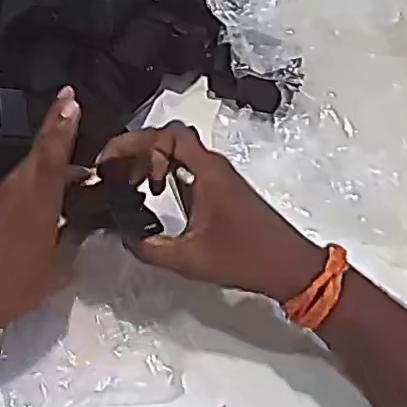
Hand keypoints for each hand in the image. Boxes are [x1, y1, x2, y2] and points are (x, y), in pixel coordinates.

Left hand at [0, 87, 85, 340]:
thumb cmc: (13, 285)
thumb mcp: (59, 264)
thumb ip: (76, 235)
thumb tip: (89, 219)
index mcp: (35, 197)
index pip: (52, 150)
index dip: (62, 122)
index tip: (70, 97)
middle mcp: (16, 188)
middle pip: (42, 152)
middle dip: (62, 135)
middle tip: (82, 122)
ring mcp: (2, 196)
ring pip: (34, 168)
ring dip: (55, 163)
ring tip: (82, 171)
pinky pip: (24, 184)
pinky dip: (43, 181)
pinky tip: (57, 196)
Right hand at [96, 123, 322, 301]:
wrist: (293, 271)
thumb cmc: (248, 258)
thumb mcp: (190, 259)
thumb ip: (150, 249)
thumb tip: (125, 239)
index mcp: (207, 172)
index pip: (168, 135)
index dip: (138, 145)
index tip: (121, 165)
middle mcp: (212, 166)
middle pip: (167, 138)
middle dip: (135, 150)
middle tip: (113, 169)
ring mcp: (217, 176)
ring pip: (175, 150)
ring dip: (148, 159)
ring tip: (128, 181)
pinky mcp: (220, 187)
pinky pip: (184, 164)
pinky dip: (162, 170)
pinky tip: (152, 192)